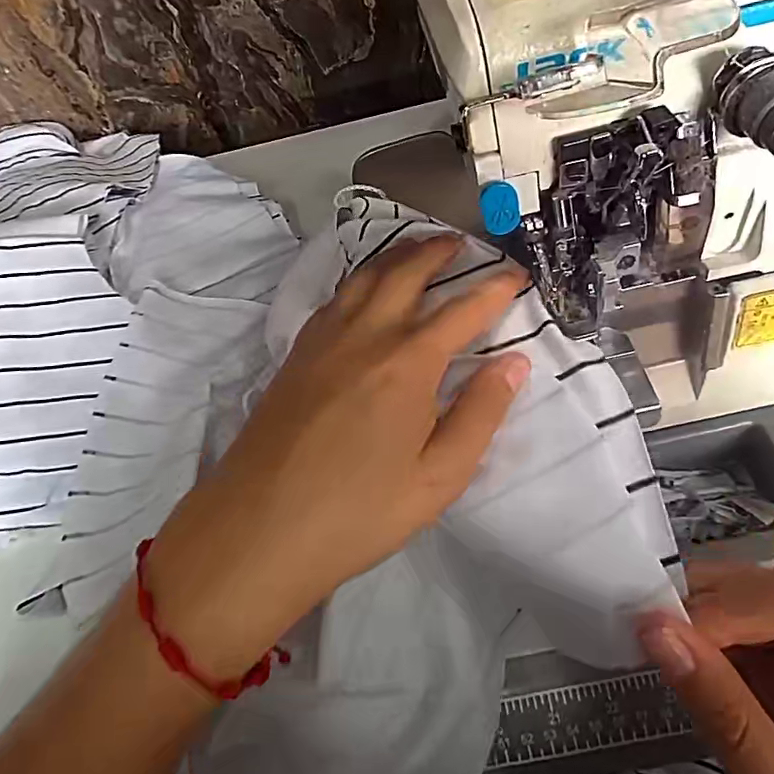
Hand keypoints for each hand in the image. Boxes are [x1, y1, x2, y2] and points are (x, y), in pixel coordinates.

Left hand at [142, 234, 529, 683]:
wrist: (256, 531)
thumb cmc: (359, 512)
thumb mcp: (439, 477)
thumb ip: (480, 414)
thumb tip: (512, 363)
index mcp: (408, 364)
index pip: (463, 310)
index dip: (494, 289)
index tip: (516, 277)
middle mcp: (366, 336)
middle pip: (407, 272)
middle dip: (439, 250)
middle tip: (462, 242)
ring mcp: (324, 340)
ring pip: (366, 276)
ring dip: (398, 255)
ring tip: (420, 249)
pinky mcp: (296, 354)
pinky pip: (336, 297)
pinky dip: (362, 279)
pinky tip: (367, 291)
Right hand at [638, 564, 773, 773]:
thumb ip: (730, 722)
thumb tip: (659, 634)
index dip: (729, 607)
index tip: (663, 627)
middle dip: (715, 605)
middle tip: (648, 620)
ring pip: (769, 631)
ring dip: (710, 628)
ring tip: (657, 636)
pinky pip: (763, 670)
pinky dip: (718, 661)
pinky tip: (685, 663)